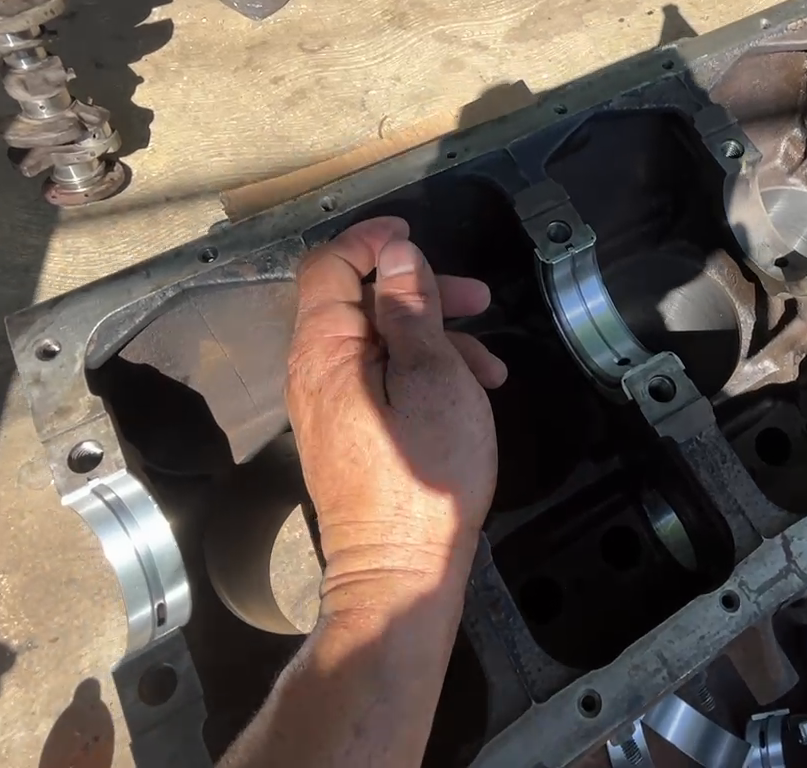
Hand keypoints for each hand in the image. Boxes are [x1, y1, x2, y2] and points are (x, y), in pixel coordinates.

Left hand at [284, 216, 507, 618]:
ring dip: (436, 336)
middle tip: (478, 298)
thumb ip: (411, 310)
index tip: (412, 232)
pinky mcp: (352, 430)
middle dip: (422, 291)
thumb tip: (395, 255)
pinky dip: (426, 372)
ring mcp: (332, 404)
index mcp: (327, 351)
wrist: (401, 574)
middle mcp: (316, 372)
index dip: (370, 241)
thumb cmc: (425, 471)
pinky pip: (384, 379)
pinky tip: (472, 391)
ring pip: (381, 342)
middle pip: (361, 302)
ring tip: (490, 363)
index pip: (330, 267)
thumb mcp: (433, 377)